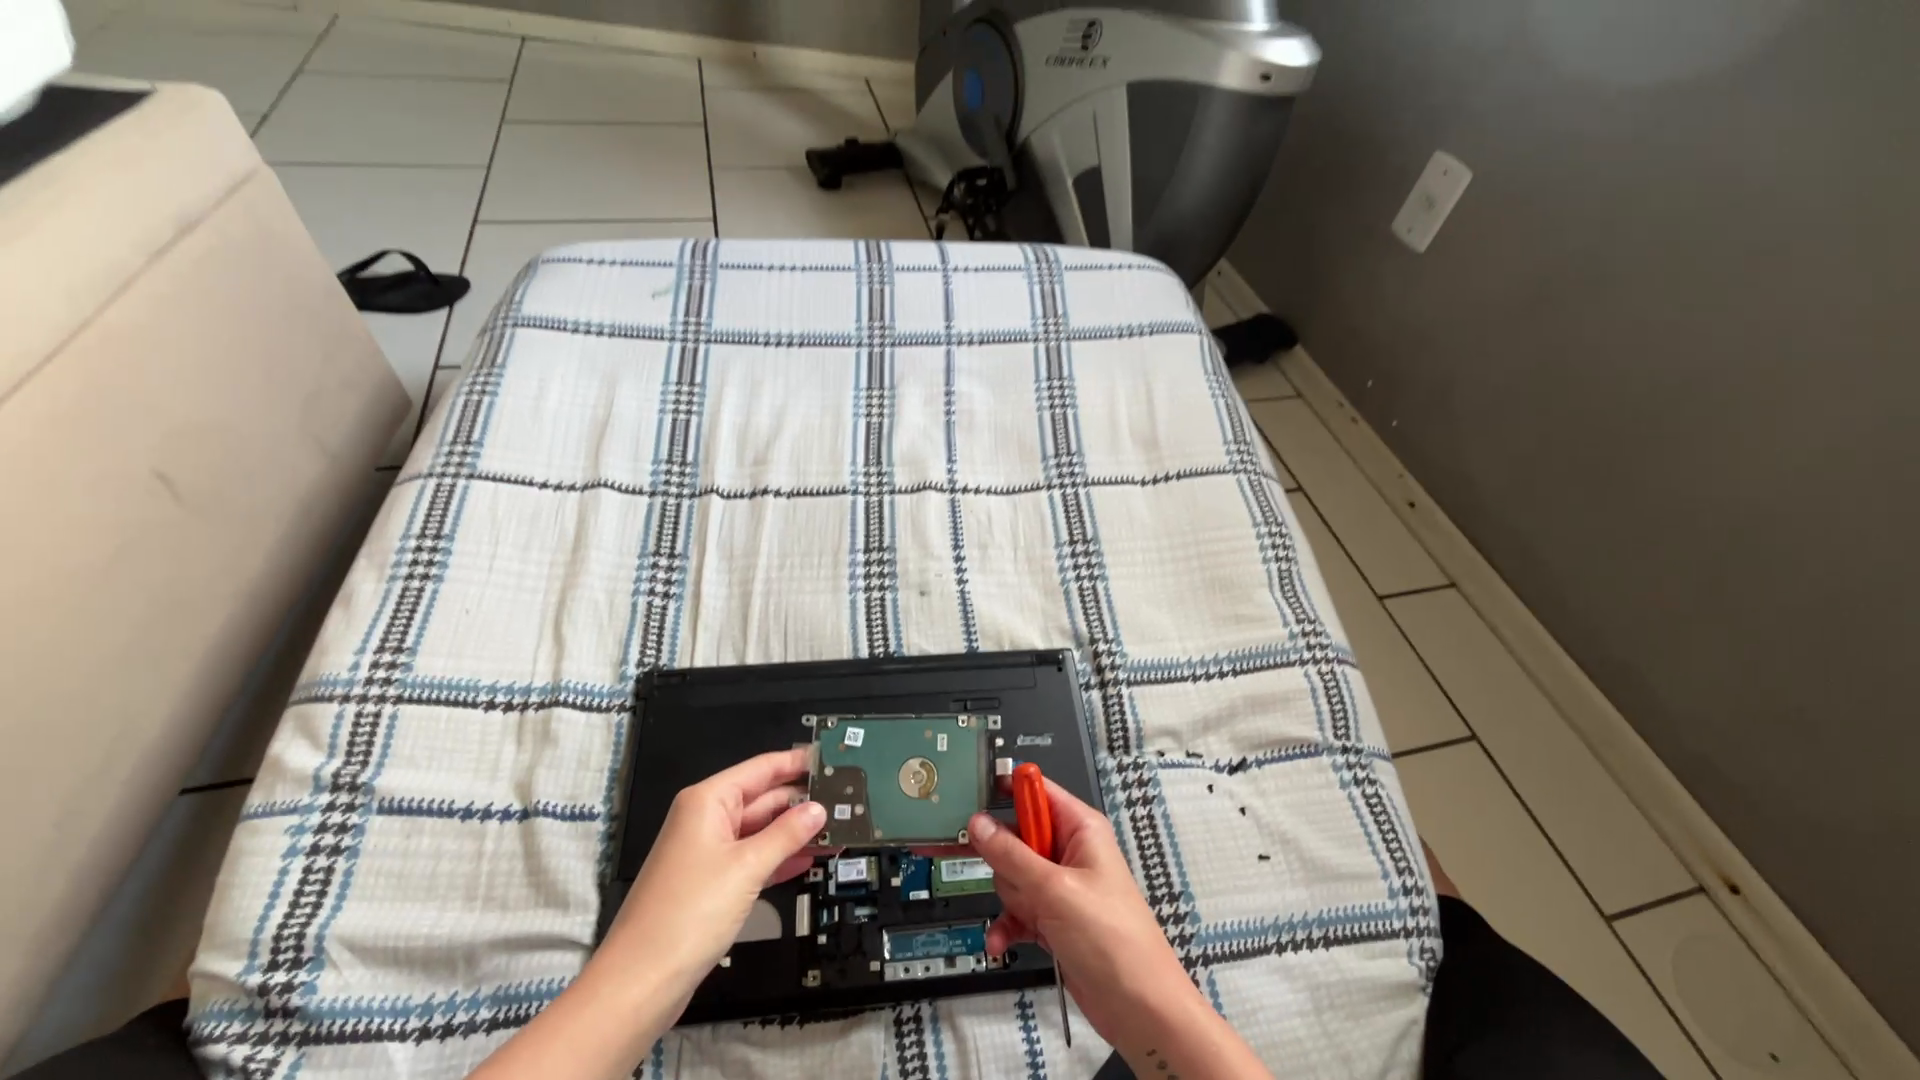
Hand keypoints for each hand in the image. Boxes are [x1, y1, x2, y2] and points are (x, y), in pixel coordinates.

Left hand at [474, 749, 825, 1079]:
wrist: (642, 980)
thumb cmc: (688, 914)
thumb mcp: (746, 868)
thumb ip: (786, 835)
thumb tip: (817, 809)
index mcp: (707, 801)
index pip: (761, 768)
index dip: (796, 762)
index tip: (832, 759)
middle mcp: (706, 820)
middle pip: (763, 798)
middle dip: (802, 801)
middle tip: (845, 801)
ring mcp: (708, 852)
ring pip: (761, 830)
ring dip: (796, 831)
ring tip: (837, 830)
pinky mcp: (712, 882)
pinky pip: (753, 858)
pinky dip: (780, 857)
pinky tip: (810, 857)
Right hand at [965, 777, 1187, 1035]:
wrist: (1138, 1007)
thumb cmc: (1112, 939)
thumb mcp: (1055, 889)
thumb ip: (1011, 855)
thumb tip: (978, 824)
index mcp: (1081, 829)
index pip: (1037, 791)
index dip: (1006, 791)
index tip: (973, 799)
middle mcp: (1070, 853)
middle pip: (1016, 837)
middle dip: (1008, 864)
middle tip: (1025, 884)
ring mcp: (1061, 887)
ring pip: (1012, 876)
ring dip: (1011, 900)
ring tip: (1032, 918)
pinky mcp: (1053, 918)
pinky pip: (1016, 910)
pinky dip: (1008, 926)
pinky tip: (1002, 943)